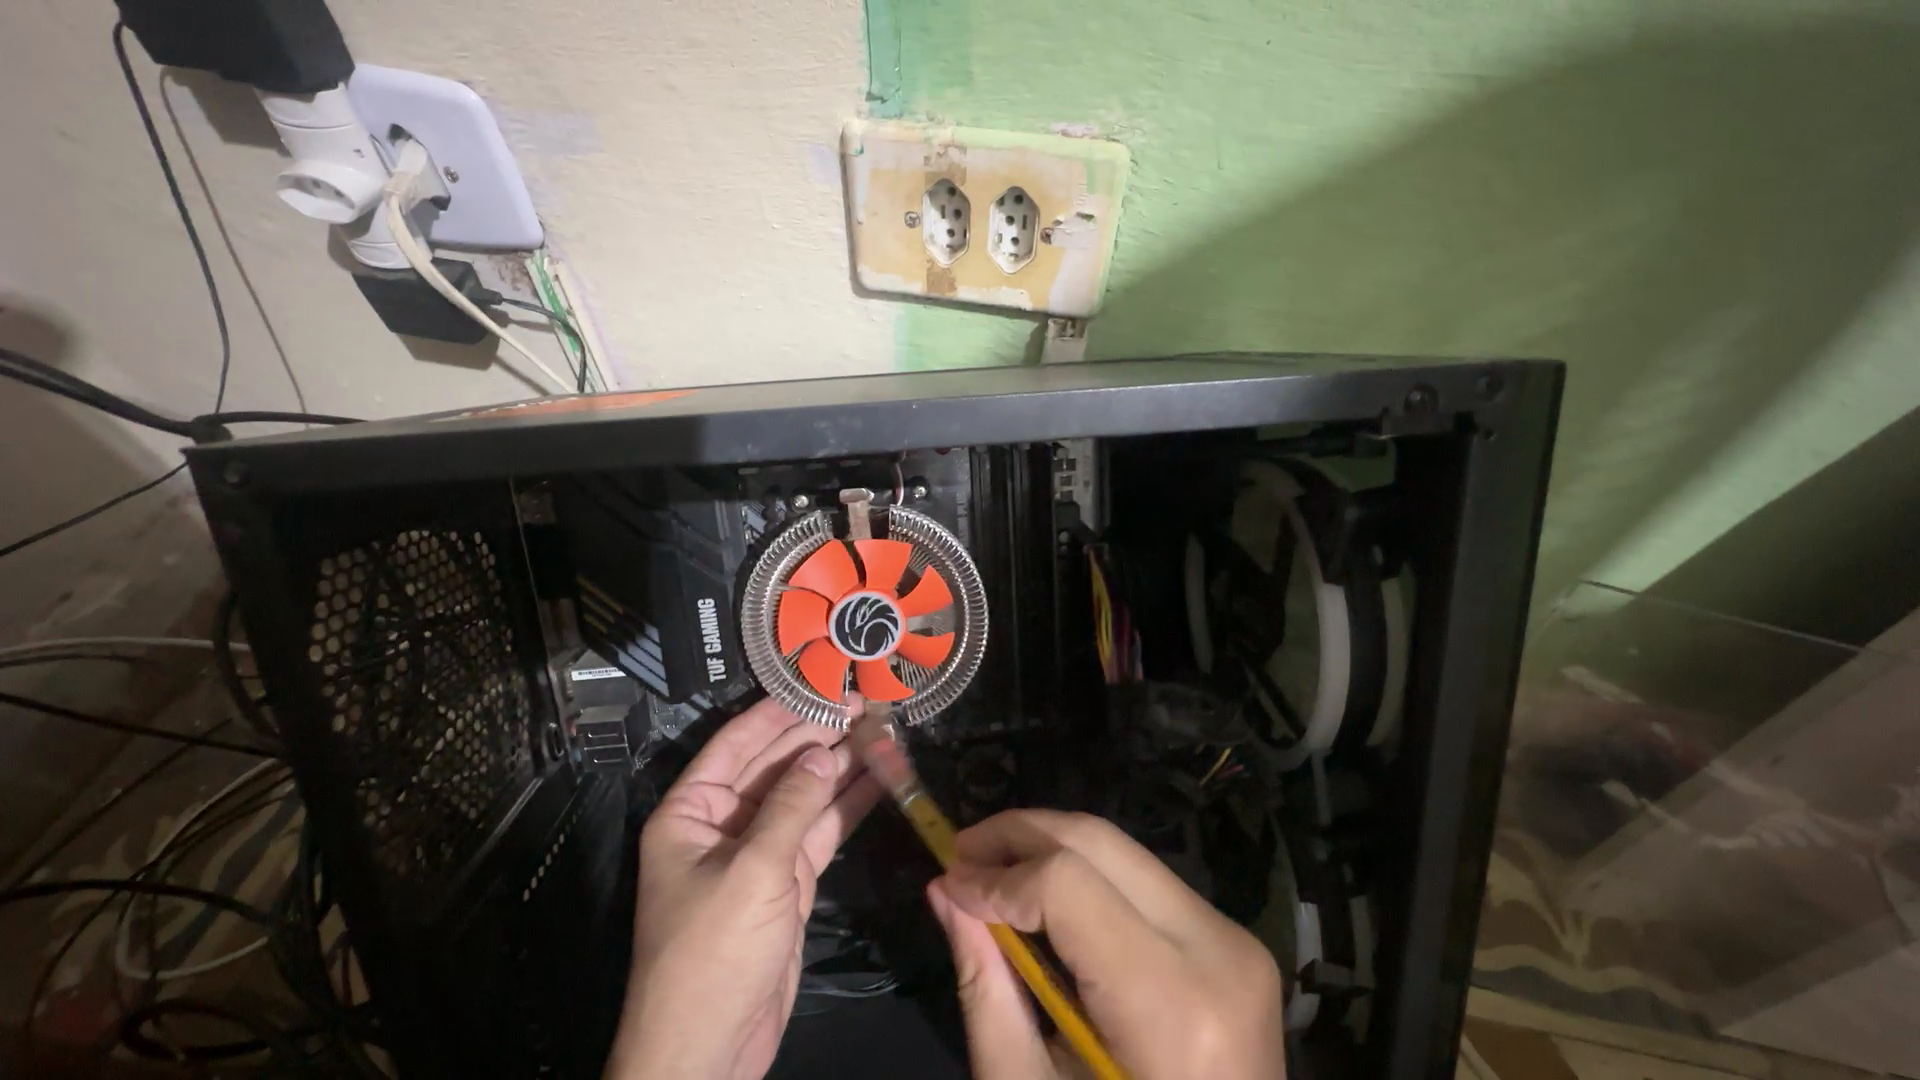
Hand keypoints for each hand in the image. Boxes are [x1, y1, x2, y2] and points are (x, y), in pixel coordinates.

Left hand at [607, 698, 882, 1079]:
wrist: (708, 1050)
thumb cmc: (712, 953)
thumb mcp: (751, 873)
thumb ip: (792, 807)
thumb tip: (824, 751)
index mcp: (691, 811)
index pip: (738, 743)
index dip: (781, 711)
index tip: (825, 684)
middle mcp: (723, 822)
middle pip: (777, 764)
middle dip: (821, 735)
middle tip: (869, 705)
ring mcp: (758, 851)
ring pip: (806, 795)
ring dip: (842, 766)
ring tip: (885, 732)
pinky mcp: (788, 880)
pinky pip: (821, 830)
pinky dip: (850, 805)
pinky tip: (882, 778)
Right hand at [928, 810, 1286, 1079]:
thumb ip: (986, 988)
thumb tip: (945, 892)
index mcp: (1173, 1009)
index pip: (1070, 886)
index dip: (999, 876)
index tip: (950, 885)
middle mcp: (1216, 951)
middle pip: (1100, 844)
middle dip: (1020, 834)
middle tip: (961, 852)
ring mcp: (1234, 940)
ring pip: (1123, 851)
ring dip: (1051, 848)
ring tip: (993, 870)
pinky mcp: (1234, 939)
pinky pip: (1146, 880)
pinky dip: (1088, 875)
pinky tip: (1046, 898)